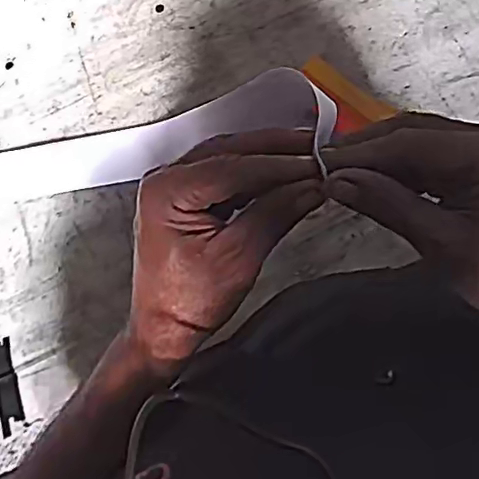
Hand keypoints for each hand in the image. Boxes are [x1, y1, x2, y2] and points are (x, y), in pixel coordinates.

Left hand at [126, 129, 324, 373]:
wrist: (165, 329)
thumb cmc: (187, 303)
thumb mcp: (239, 258)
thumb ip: (274, 215)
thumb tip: (308, 188)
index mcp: (168, 192)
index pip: (233, 167)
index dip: (278, 165)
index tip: (312, 165)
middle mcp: (167, 179)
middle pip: (230, 151)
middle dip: (276, 149)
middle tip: (314, 148)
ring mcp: (175, 184)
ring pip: (230, 155)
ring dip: (268, 155)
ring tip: (305, 156)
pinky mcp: (188, 193)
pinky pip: (226, 170)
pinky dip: (256, 170)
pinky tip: (282, 172)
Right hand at [322, 114, 478, 346]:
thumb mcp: (444, 245)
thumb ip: (390, 205)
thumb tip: (341, 182)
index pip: (410, 141)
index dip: (361, 152)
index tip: (324, 163)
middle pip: (413, 133)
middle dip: (368, 150)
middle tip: (326, 166)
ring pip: (420, 144)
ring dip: (382, 159)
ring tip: (342, 175)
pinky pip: (433, 161)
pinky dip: (402, 171)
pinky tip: (375, 183)